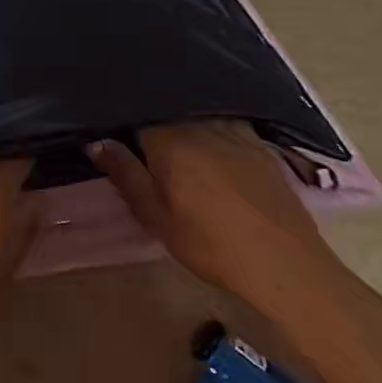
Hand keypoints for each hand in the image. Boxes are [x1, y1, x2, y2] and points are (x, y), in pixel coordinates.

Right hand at [86, 121, 339, 305]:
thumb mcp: (155, 216)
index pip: (134, 123)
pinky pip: (225, 127)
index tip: (123, 156)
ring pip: (195, 121)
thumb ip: (124, 174)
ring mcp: (233, 131)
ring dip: (184, 133)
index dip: (126, 138)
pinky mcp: (259, 145)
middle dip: (154, 135)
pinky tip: (214, 158)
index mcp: (168, 139)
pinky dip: (213, 136)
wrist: (284, 263)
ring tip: (182, 161)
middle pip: (165, 118)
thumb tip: (97, 143)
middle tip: (152, 164)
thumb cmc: (210, 244)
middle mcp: (199, 125)